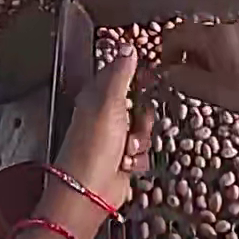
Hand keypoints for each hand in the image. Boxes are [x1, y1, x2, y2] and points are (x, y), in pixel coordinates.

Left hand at [48, 48, 153, 226]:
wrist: (90, 191)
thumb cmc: (93, 146)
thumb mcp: (109, 103)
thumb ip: (120, 74)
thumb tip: (128, 47)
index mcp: (96, 95)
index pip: (119, 73)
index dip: (135, 75)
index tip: (148, 78)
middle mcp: (104, 114)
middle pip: (138, 103)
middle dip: (142, 117)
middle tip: (133, 124)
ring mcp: (114, 137)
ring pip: (144, 128)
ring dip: (140, 139)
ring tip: (127, 149)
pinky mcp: (123, 157)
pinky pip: (143, 150)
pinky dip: (138, 157)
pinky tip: (126, 163)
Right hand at [157, 22, 238, 120]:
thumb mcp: (216, 92)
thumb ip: (185, 80)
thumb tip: (165, 72)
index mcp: (214, 35)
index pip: (175, 34)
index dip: (165, 54)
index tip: (166, 74)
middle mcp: (225, 27)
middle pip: (191, 35)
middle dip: (182, 57)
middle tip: (186, 83)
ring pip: (207, 41)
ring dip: (200, 60)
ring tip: (208, 86)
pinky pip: (223, 44)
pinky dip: (216, 59)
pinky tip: (226, 81)